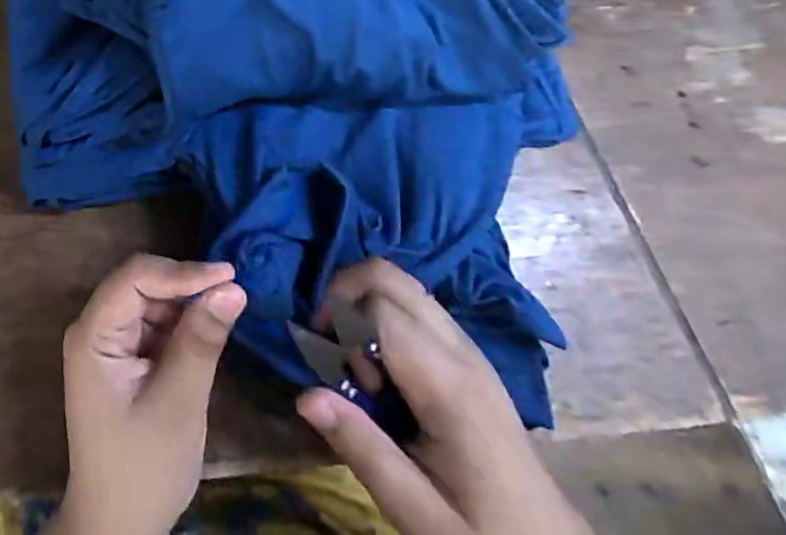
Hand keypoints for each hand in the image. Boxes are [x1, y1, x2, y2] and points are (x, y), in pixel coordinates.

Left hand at [50, 255, 247, 534]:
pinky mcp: (125, 356)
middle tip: (235, 293)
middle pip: (143, 282)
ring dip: (189, 302)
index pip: (136, 277)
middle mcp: (95, 328)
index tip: (231, 276)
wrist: (118, 524)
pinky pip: (156, 322)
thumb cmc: (144, 468)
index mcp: (93, 335)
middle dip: (187, 284)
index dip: (183, 271)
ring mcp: (109, 341)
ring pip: (153, 299)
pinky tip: (209, 329)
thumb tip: (233, 287)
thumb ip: (202, 341)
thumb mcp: (179, 403)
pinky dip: (184, 322)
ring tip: (228, 310)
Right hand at [296, 260, 589, 534]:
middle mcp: (459, 348)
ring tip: (352, 357)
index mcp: (448, 385)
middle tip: (328, 347)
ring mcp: (467, 345)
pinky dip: (382, 312)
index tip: (336, 377)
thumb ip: (362, 449)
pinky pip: (415, 304)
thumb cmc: (481, 532)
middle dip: (342, 295)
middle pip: (388, 276)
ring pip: (402, 283)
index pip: (379, 309)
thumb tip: (305, 396)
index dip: (343, 331)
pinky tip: (379, 364)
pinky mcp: (467, 353)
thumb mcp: (418, 514)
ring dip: (362, 302)